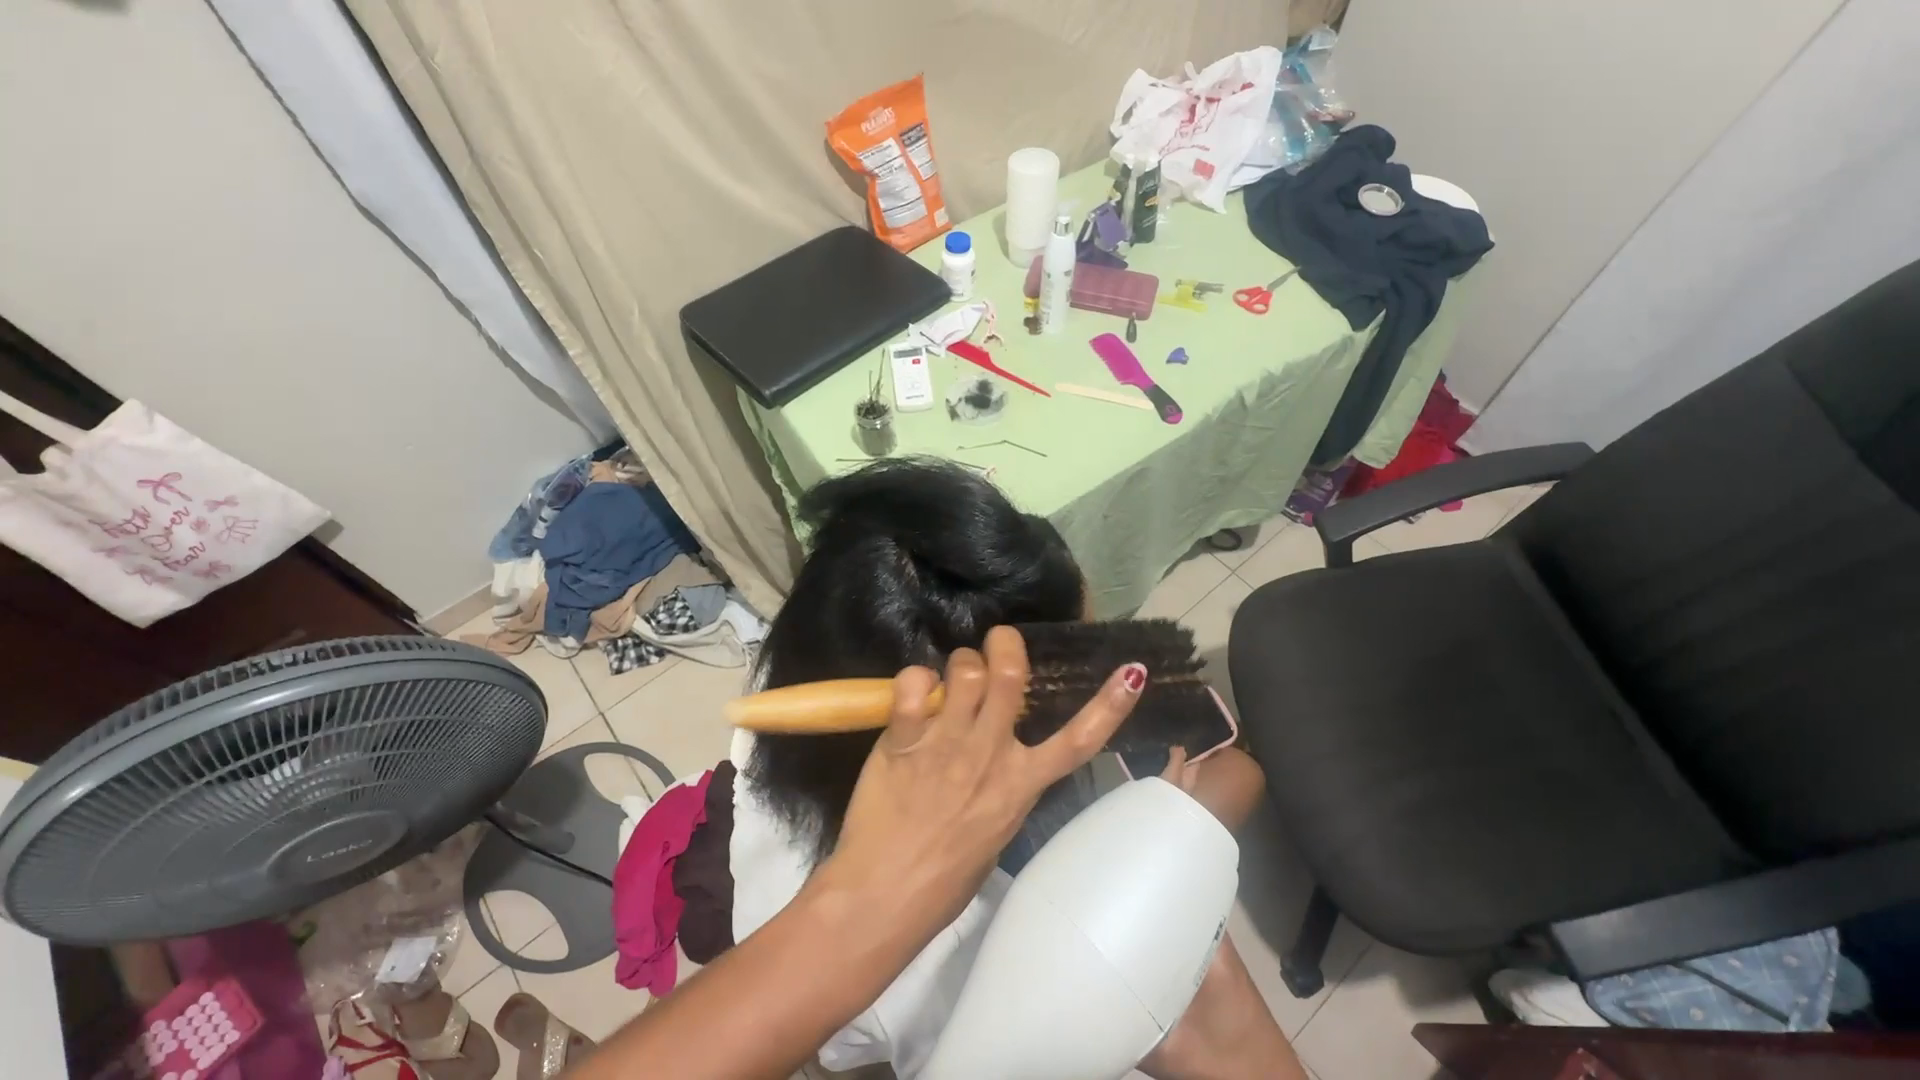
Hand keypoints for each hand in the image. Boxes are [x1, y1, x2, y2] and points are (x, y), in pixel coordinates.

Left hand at [814, 624, 1146, 926]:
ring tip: (947, 676)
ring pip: (966, 671)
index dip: (1110, 704)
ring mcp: (947, 745)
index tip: (1133, 672)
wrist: (884, 899)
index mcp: (1021, 786)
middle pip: (1010, 677)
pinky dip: (915, 679)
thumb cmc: (942, 881)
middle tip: (995, 643)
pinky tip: (914, 692)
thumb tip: (997, 761)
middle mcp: (990, 756)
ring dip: (959, 662)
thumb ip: (1002, 790)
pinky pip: (914, 687)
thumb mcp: (994, 836)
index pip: (1078, 741)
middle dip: (1005, 645)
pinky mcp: (903, 742)